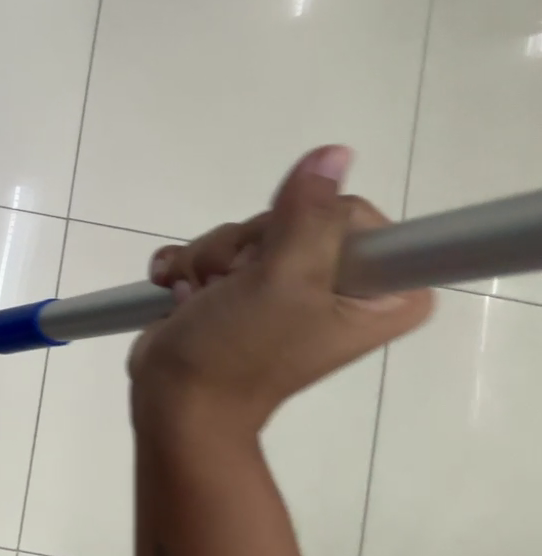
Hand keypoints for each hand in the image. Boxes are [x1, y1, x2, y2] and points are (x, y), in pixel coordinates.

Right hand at [128, 145, 433, 433]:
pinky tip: (174, 292)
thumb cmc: (237, 353)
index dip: (301, 228)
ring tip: (196, 298)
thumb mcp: (282, 283)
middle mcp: (337, 284)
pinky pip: (204, 253)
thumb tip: (332, 153)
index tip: (275, 268)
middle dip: (239, 250)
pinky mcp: (230, 292)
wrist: (175, 401)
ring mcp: (278, 288)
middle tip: (227, 287)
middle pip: (285, 221)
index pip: (350, 215)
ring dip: (203, 262)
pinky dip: (180, 269)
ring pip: (237, 237)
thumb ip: (308, 217)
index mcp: (382, 289)